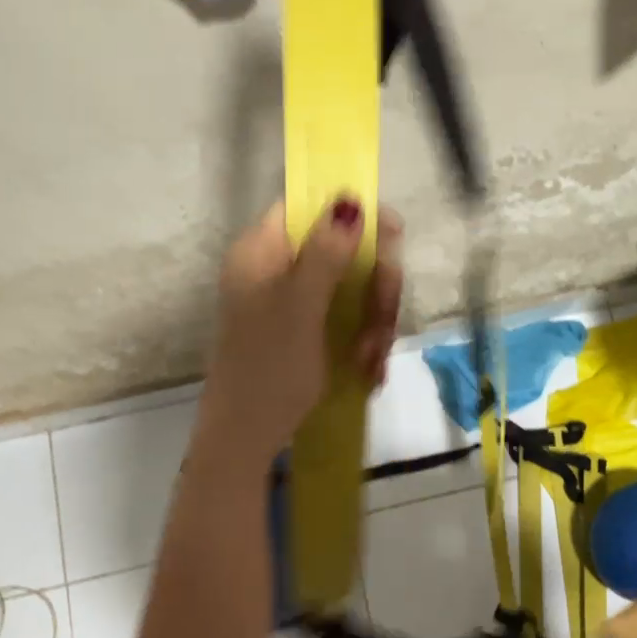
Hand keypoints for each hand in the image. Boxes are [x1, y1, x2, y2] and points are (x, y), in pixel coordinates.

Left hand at [197, 198, 402, 461]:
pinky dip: (363, 344)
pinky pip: (347, 323)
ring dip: (373, 324)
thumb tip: (349, 200)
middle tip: (383, 323)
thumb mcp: (301, 306)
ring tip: (371, 361)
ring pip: (352, 291)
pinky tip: (369, 372)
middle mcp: (277, 271)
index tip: (392, 238)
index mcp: (264, 252)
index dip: (352, 215)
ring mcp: (292, 305)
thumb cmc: (269, 368)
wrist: (245, 437)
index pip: (310, 206)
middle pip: (343, 251)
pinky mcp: (306, 336)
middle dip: (373, 289)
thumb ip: (326, 252)